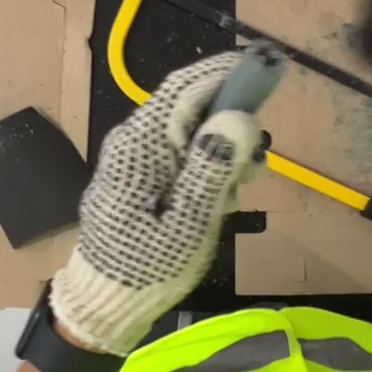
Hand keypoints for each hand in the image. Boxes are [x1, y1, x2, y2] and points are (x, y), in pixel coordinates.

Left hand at [49, 52, 262, 354]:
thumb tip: (241, 117)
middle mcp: (134, 141)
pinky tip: (220, 201)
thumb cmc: (145, 268)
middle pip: (191, 108)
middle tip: (256, 164)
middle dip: (232, 124)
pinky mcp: (142, 176)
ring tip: (237, 194)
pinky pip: (183, 156)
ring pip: (192, 133)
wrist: (105, 304)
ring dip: (223, 153)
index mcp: (139, 146)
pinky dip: (209, 169)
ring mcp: (136, 158)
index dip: (226, 72)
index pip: (184, 89)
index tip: (266, 67)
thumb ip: (213, 170)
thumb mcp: (187, 225)